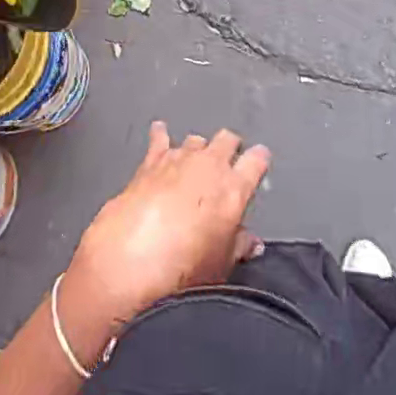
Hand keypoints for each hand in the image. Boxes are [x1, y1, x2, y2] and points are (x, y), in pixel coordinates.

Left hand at [59, 121, 270, 330]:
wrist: (135, 253)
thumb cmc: (188, 265)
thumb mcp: (222, 263)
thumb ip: (238, 245)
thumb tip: (252, 242)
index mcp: (234, 188)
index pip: (255, 162)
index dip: (258, 159)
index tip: (259, 159)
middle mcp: (209, 164)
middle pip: (226, 140)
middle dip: (229, 146)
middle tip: (228, 157)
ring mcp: (179, 158)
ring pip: (196, 139)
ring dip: (198, 147)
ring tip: (197, 157)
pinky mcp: (151, 159)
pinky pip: (159, 138)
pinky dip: (161, 134)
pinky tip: (159, 129)